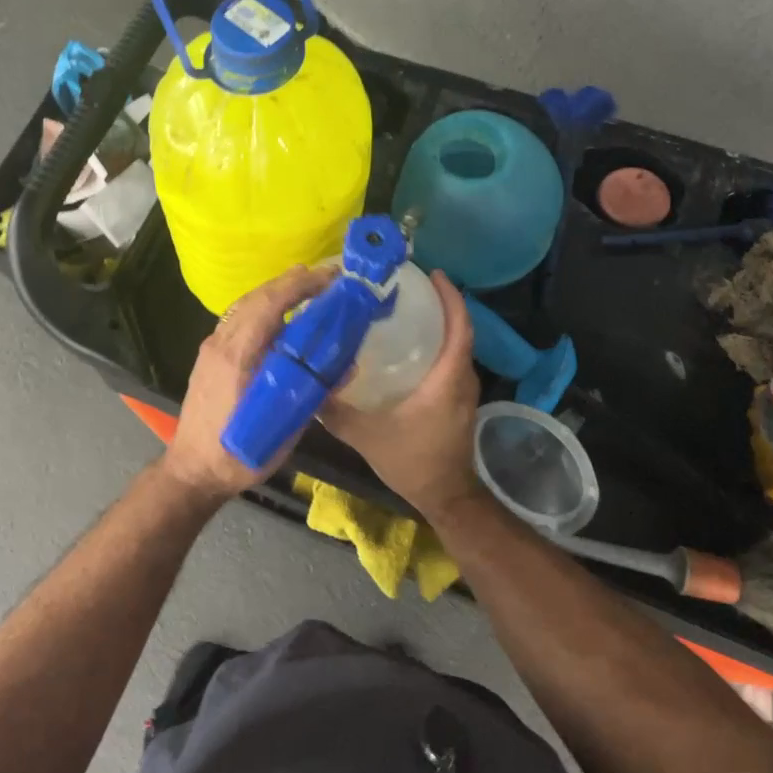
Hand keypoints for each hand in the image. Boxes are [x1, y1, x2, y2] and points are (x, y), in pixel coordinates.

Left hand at [159, 266, 336, 504]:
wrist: (192, 472)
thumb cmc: (239, 454)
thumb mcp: (284, 428)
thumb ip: (314, 394)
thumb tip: (347, 365)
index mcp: (236, 357)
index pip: (268, 304)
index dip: (300, 286)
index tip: (330, 277)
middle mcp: (220, 344)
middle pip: (256, 298)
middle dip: (291, 284)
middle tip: (325, 277)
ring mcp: (211, 350)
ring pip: (245, 307)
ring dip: (276, 294)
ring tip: (307, 291)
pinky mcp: (209, 358)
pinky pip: (238, 321)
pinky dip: (263, 310)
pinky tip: (281, 318)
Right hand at [321, 270, 483, 521]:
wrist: (445, 497)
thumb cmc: (412, 463)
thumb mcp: (367, 436)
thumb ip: (336, 411)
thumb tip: (308, 384)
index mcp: (447, 379)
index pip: (459, 327)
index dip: (450, 298)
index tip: (434, 275)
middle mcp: (462, 379)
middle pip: (460, 331)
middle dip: (440, 304)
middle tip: (410, 287)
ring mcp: (464, 391)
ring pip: (457, 346)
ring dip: (440, 324)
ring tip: (407, 309)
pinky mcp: (459, 401)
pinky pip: (452, 361)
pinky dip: (438, 345)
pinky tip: (410, 346)